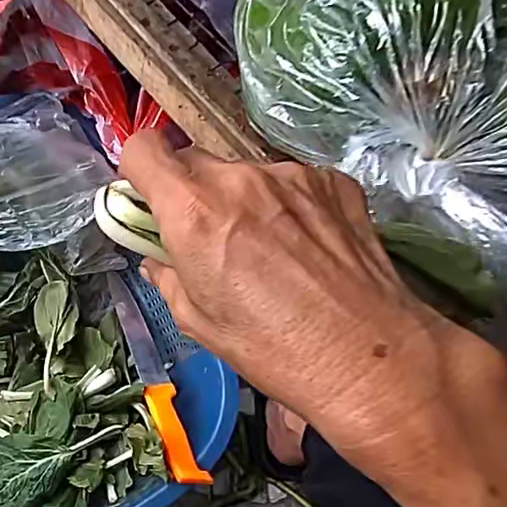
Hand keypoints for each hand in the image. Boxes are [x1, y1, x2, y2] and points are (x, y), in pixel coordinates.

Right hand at [119, 130, 506, 471]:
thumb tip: (159, 258)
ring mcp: (292, 174)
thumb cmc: (271, 348)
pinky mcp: (333, 180)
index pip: (143, 149)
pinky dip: (283, 205)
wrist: (367, 357)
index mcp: (194, 211)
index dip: (138, 171)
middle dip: (190, 192)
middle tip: (208, 237)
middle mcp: (240, 178)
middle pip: (193, 160)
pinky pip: (288, 182)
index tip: (148, 198)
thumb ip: (167, 276)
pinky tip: (302, 247)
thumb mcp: (197, 321)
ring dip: (240, 200)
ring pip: (243, 173)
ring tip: (265, 250)